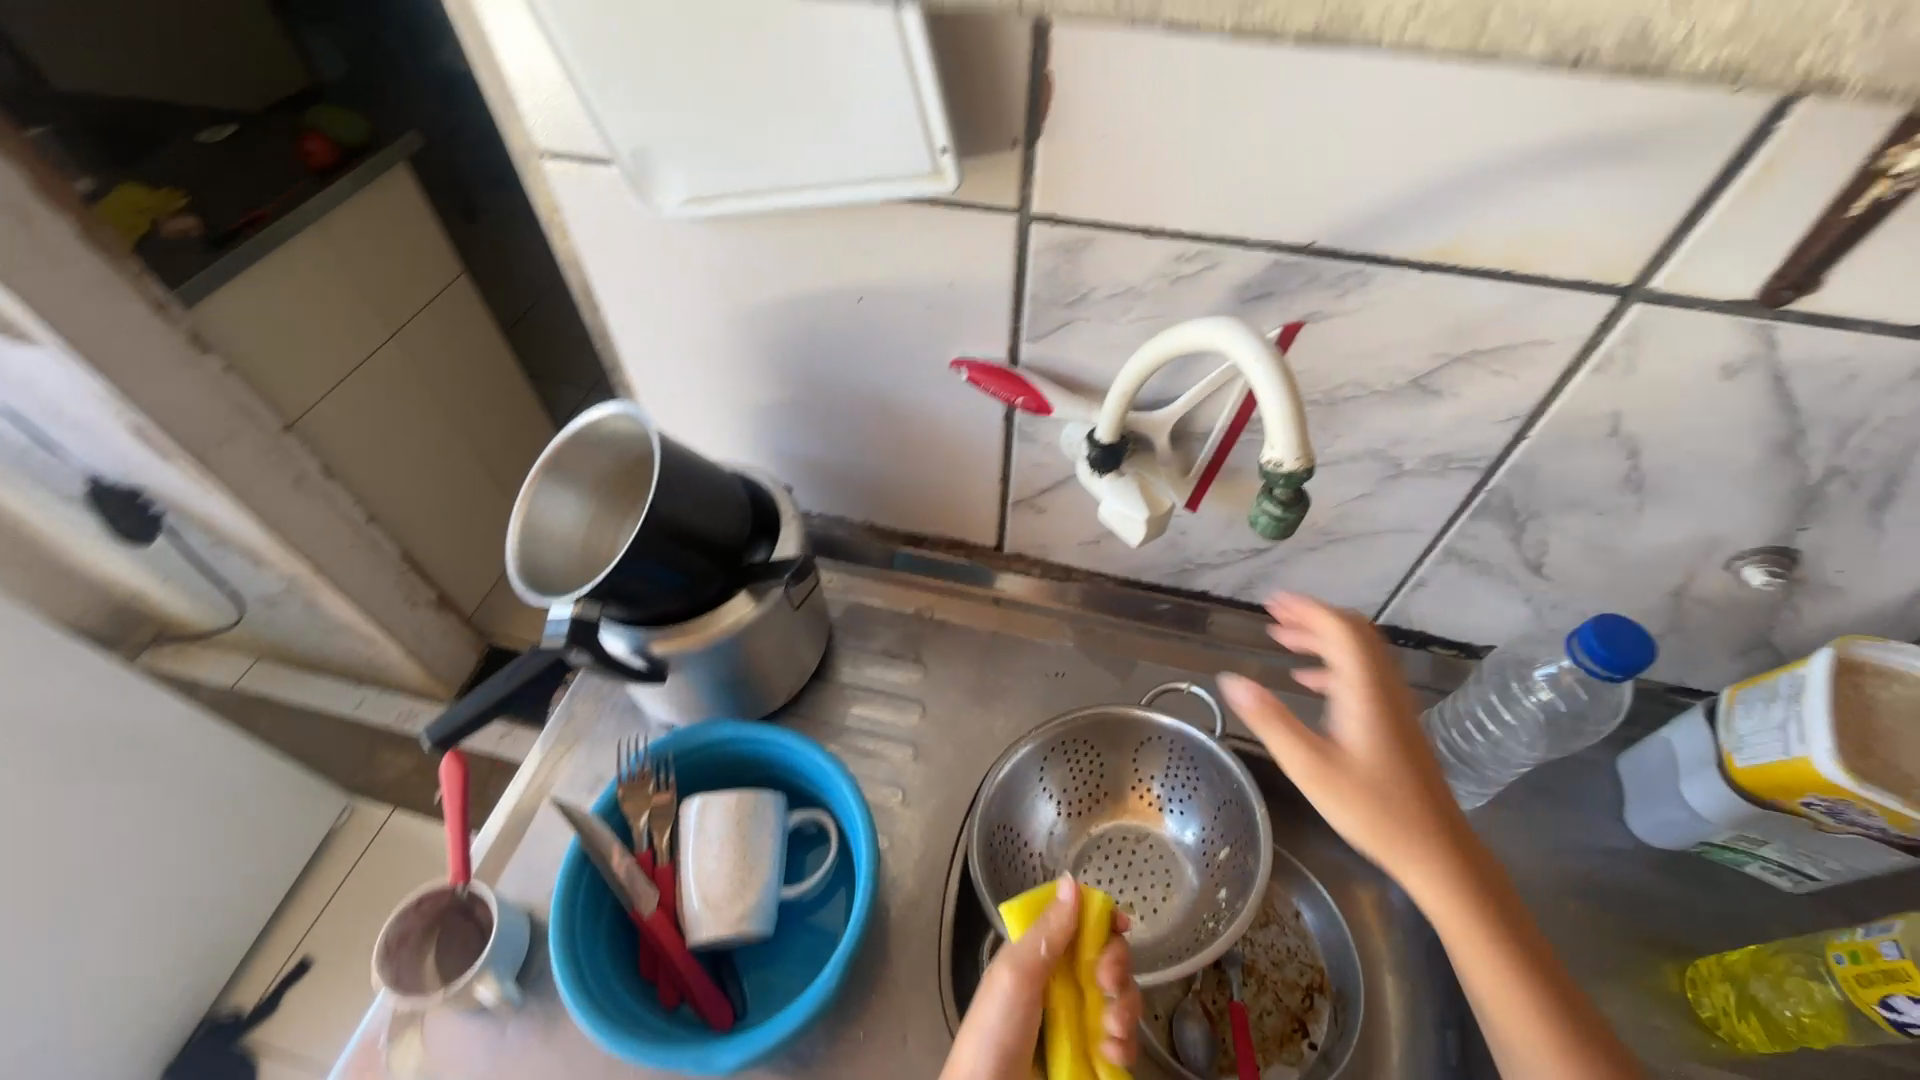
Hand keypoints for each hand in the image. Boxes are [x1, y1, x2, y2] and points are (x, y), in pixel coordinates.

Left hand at [941, 875, 1142, 1079]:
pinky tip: (1111, 1054)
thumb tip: (1072, 880)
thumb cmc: (994, 1031)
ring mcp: (1079, 1018)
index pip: (1079, 923)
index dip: (1103, 920)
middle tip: (1108, 985)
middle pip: (1108, 957)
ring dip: (1125, 1009)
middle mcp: (1062, 980)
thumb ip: (1048, 931)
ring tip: (1110, 1032)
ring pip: (1122, 997)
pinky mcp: (1092, 1054)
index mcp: (1040, 954)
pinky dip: (1124, 1044)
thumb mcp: (1016, 975)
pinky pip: (1123, 1039)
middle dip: (1117, 966)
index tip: (1121, 926)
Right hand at [1217, 592, 1471, 887]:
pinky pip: (1364, 675)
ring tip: (1283, 639)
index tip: (1270, 602)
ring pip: (1359, 653)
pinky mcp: (1396, 722)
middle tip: (1273, 615)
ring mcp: (1394, 704)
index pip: (1338, 629)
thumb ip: (1269, 719)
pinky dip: (1334, 666)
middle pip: (1352, 633)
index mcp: (1364, 689)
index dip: (1305, 609)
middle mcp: (1383, 687)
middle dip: (1311, 617)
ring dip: (1322, 639)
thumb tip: (1230, 679)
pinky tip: (1309, 683)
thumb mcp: (1308, 765)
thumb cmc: (1370, 808)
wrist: (1435, 849)